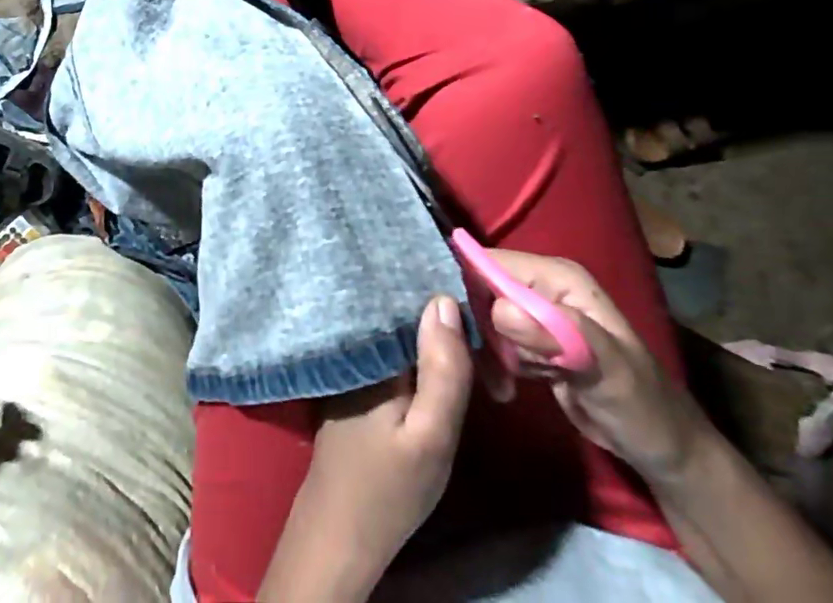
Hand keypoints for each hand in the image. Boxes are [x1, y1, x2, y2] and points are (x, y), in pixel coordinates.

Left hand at [259, 295, 472, 600]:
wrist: (340, 536)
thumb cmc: (389, 488)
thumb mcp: (431, 435)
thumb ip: (443, 371)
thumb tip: (445, 300)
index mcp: (369, 348)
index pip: (410, 297)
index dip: (451, 297)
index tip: (488, 311)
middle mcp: (355, 344)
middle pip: (407, 312)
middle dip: (450, 319)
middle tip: (492, 340)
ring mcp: (354, 362)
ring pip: (403, 331)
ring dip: (439, 337)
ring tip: (479, 347)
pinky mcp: (359, 380)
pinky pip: (396, 349)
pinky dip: (422, 353)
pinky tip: (446, 361)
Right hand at [487, 250, 705, 482]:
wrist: (661, 448)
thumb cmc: (641, 404)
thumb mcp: (604, 369)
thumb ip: (555, 335)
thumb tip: (500, 309)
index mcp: (560, 278)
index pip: (493, 264)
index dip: (469, 290)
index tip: (458, 330)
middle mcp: (544, 289)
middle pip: (484, 293)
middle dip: (482, 332)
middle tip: (498, 371)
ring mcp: (538, 317)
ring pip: (487, 322)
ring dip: (489, 356)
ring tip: (507, 385)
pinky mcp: (532, 344)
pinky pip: (496, 345)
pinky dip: (496, 368)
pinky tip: (509, 390)